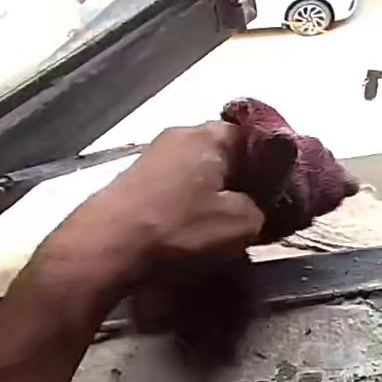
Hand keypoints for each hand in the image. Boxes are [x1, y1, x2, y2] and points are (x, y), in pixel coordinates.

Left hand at [40, 122, 263, 296]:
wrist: (103, 248)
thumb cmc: (178, 229)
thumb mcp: (240, 225)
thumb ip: (262, 208)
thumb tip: (256, 206)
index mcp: (211, 134)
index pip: (256, 138)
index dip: (272, 166)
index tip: (278, 193)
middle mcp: (181, 133)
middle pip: (227, 153)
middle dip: (242, 180)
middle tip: (254, 211)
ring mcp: (153, 153)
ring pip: (200, 169)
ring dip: (214, 192)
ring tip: (220, 224)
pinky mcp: (134, 176)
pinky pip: (176, 183)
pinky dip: (187, 200)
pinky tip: (188, 227)